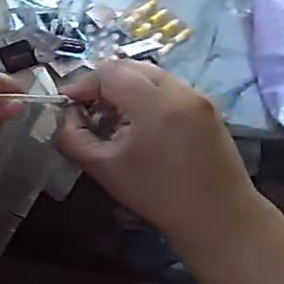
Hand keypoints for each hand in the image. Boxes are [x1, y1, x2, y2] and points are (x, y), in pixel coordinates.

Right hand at [54, 61, 262, 242]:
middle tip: (83, 107)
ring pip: (149, 75)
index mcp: (154, 104)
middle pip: (130, 67)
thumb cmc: (155, 193)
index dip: (81, 84)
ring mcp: (198, 98)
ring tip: (107, 116)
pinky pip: (166, 88)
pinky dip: (143, 95)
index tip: (65, 104)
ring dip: (122, 88)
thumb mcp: (101, 167)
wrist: (218, 216)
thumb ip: (72, 137)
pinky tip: (134, 123)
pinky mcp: (206, 109)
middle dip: (100, 82)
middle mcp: (180, 92)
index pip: (109, 73)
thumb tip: (66, 116)